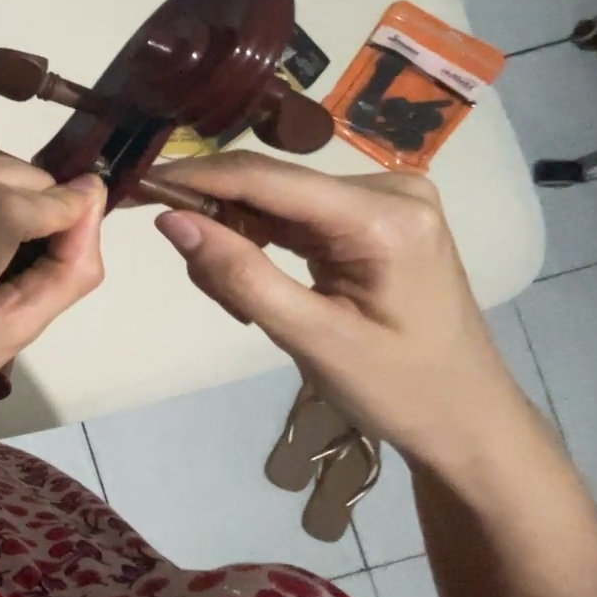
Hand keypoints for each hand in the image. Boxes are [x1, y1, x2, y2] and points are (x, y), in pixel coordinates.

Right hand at [148, 151, 529, 463]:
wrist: (466, 418)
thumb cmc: (398, 387)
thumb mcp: (308, 336)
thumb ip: (237, 274)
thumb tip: (168, 220)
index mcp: (384, 216)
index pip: (263, 178)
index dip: (190, 178)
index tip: (130, 188)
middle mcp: (386, 189)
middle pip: (260, 185)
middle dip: (209, 222)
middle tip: (194, 278)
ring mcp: (377, 200)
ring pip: (261, 200)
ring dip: (228, 241)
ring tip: (233, 302)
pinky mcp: (363, 216)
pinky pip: (279, 215)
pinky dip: (250, 246)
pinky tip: (249, 285)